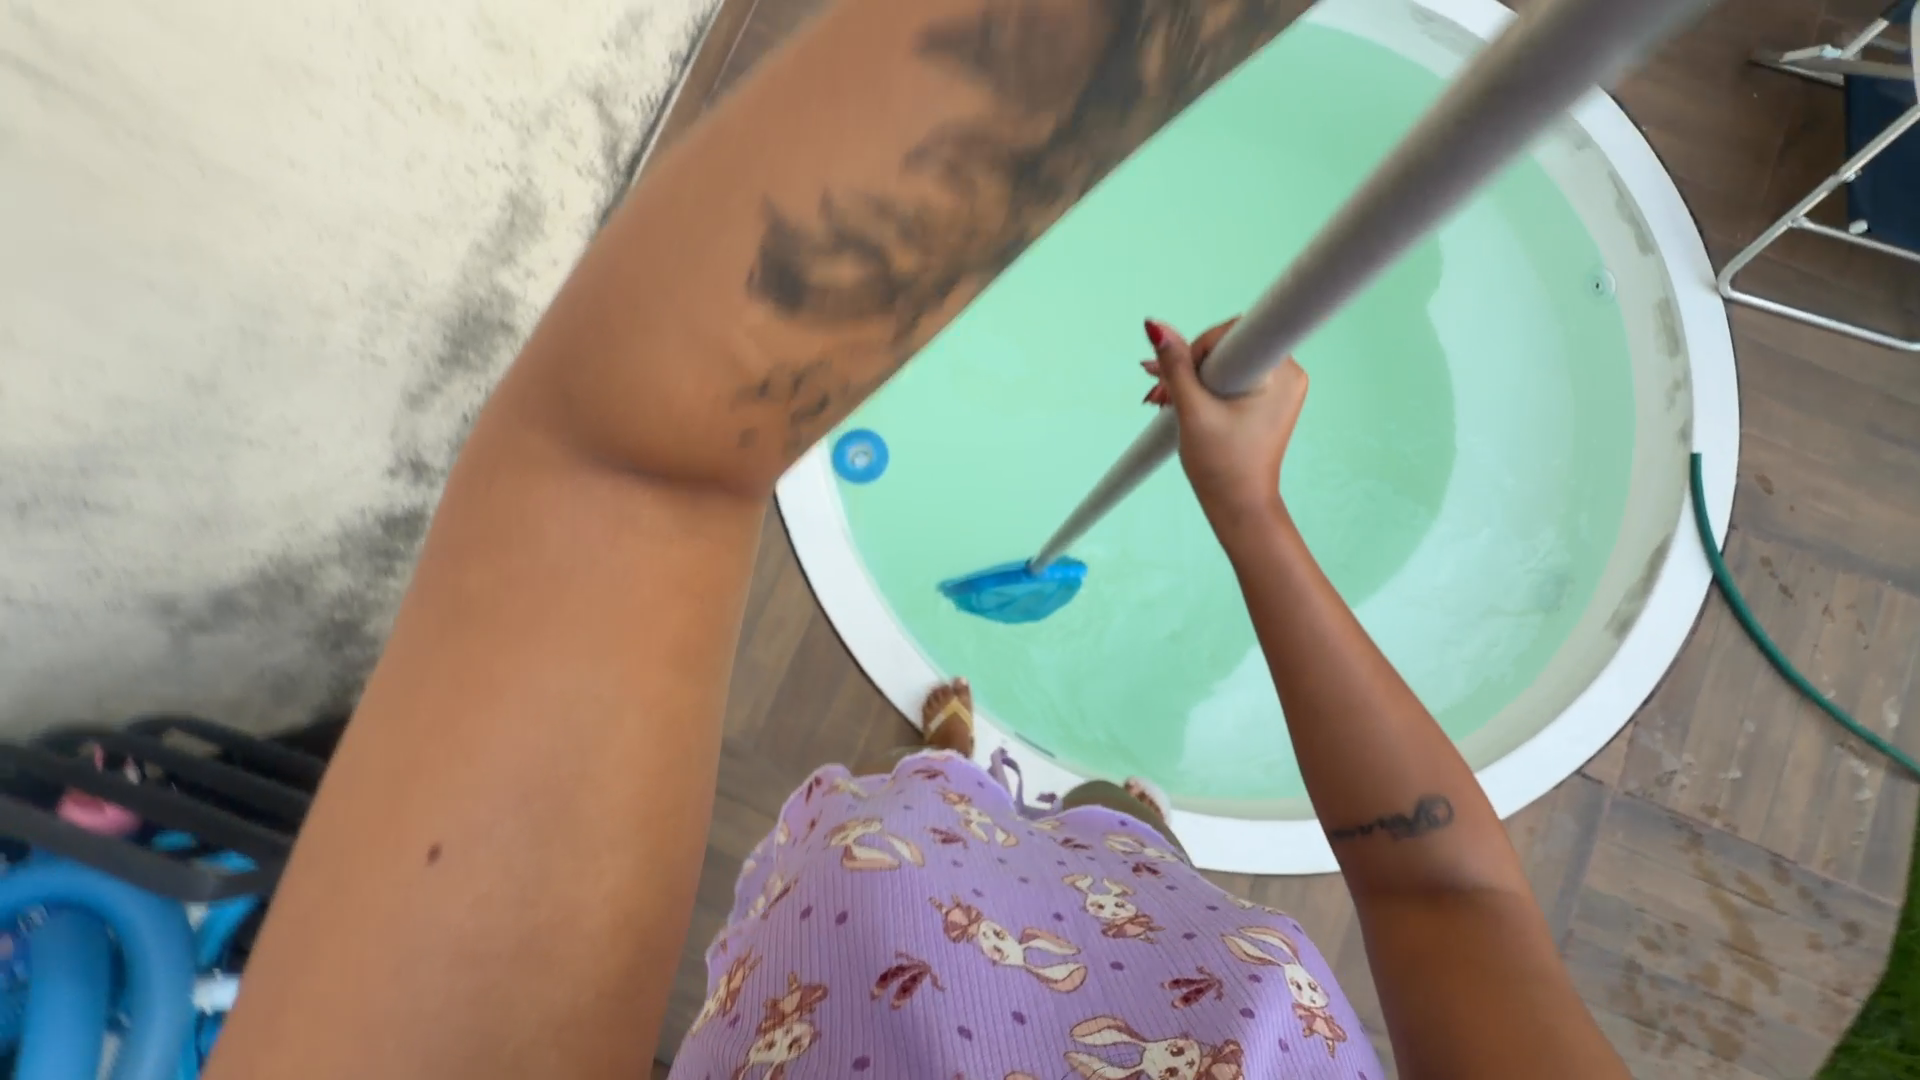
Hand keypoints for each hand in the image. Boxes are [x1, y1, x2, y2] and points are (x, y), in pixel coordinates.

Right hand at [1142, 317, 1307, 527]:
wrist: (1238, 505)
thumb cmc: (1223, 467)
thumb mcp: (1192, 412)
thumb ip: (1175, 367)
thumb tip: (1156, 327)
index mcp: (1279, 373)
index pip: (1237, 331)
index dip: (1202, 345)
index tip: (1184, 365)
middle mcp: (1287, 372)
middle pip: (1229, 344)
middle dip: (1190, 365)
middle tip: (1160, 390)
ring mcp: (1279, 384)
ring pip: (1227, 359)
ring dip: (1193, 376)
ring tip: (1164, 400)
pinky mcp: (1267, 395)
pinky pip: (1232, 374)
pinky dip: (1205, 385)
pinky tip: (1181, 400)